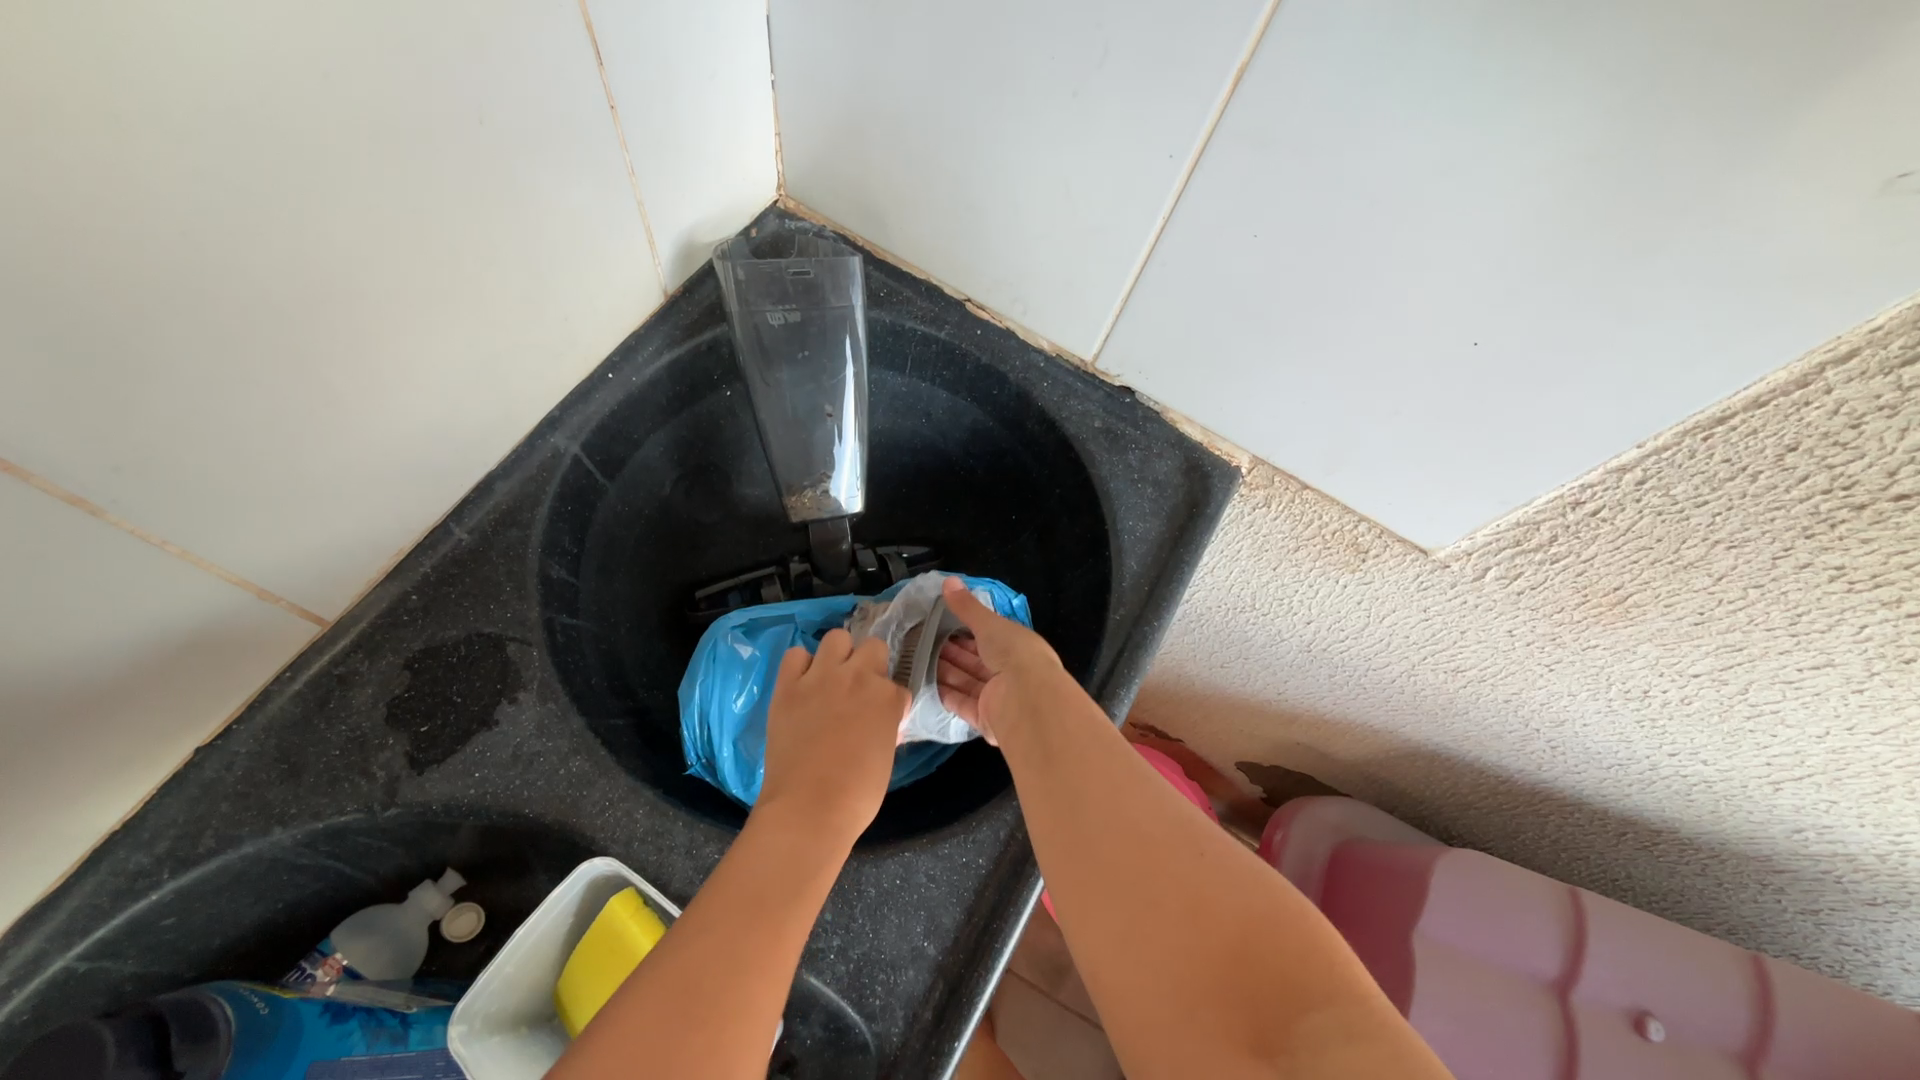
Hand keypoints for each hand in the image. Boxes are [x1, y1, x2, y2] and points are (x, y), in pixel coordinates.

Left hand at [759, 628, 909, 841]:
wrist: (808, 808)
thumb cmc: (857, 795)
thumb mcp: (885, 755)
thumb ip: (885, 727)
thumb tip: (878, 721)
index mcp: (887, 697)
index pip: (897, 686)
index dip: (891, 703)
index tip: (882, 718)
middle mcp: (857, 677)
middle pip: (873, 647)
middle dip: (871, 665)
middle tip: (860, 691)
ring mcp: (820, 677)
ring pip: (837, 638)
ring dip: (839, 656)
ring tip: (832, 679)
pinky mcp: (788, 686)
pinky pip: (795, 655)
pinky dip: (801, 666)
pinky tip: (803, 685)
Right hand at [936, 576, 1068, 746]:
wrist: (1027, 700)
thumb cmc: (1013, 654)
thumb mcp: (989, 624)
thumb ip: (967, 607)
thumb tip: (948, 580)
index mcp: (1016, 647)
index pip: (987, 637)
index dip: (964, 631)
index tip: (939, 624)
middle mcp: (1008, 672)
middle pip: (974, 661)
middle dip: (951, 652)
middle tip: (921, 642)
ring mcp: (997, 697)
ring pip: (966, 682)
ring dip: (945, 672)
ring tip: (917, 661)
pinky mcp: (985, 718)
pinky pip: (961, 704)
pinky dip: (946, 695)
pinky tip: (925, 685)